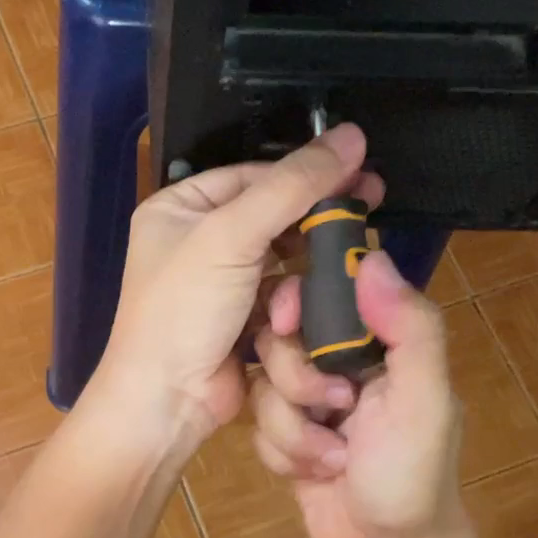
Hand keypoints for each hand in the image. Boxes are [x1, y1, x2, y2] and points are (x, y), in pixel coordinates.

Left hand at [86, 126, 383, 444]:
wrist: (167, 401)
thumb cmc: (184, 310)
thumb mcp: (232, 235)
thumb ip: (292, 186)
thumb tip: (352, 136)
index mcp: (179, 208)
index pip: (253, 175)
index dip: (305, 172)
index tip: (360, 170)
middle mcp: (196, 240)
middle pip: (271, 214)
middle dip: (315, 215)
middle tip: (371, 204)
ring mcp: (219, 283)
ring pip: (282, 256)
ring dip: (310, 260)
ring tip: (352, 253)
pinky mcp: (240, 320)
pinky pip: (282, 293)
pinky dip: (299, 296)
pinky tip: (322, 295)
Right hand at [251, 252, 467, 537]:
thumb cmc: (413, 474)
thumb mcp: (424, 400)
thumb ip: (410, 329)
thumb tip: (372, 258)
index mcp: (379, 343)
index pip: (327, 293)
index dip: (298, 300)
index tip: (287, 320)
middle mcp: (340, 364)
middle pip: (280, 340)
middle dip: (297, 382)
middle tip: (333, 409)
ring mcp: (310, 402)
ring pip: (265, 387)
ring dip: (293, 430)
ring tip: (332, 459)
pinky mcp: (288, 437)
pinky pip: (258, 427)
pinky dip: (284, 453)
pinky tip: (316, 473)